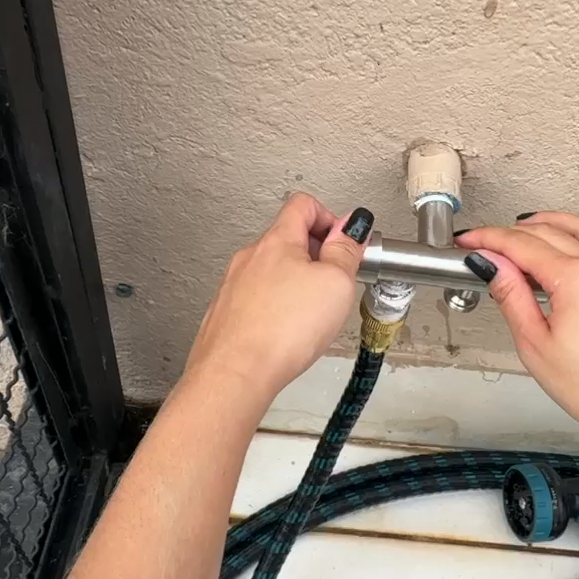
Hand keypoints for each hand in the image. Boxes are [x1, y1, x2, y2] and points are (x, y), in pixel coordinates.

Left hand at [181, 192, 372, 404]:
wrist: (234, 374)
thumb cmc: (281, 331)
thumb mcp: (336, 283)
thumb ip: (345, 249)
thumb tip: (352, 226)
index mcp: (277, 241)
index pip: (303, 204)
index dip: (330, 218)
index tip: (344, 243)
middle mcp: (250, 257)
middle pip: (288, 238)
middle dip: (316, 255)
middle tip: (334, 282)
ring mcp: (234, 285)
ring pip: (272, 271)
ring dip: (296, 283)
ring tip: (311, 313)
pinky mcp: (227, 313)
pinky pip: (258, 299)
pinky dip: (277, 307)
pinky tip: (287, 332)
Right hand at [456, 213, 578, 459]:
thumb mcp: (536, 345)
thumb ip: (512, 296)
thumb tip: (492, 265)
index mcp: (575, 279)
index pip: (521, 244)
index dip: (488, 239)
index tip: (469, 241)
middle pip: (548, 231)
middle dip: (510, 232)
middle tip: (485, 243)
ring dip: (547, 223)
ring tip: (521, 230)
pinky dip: (575, 234)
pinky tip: (564, 248)